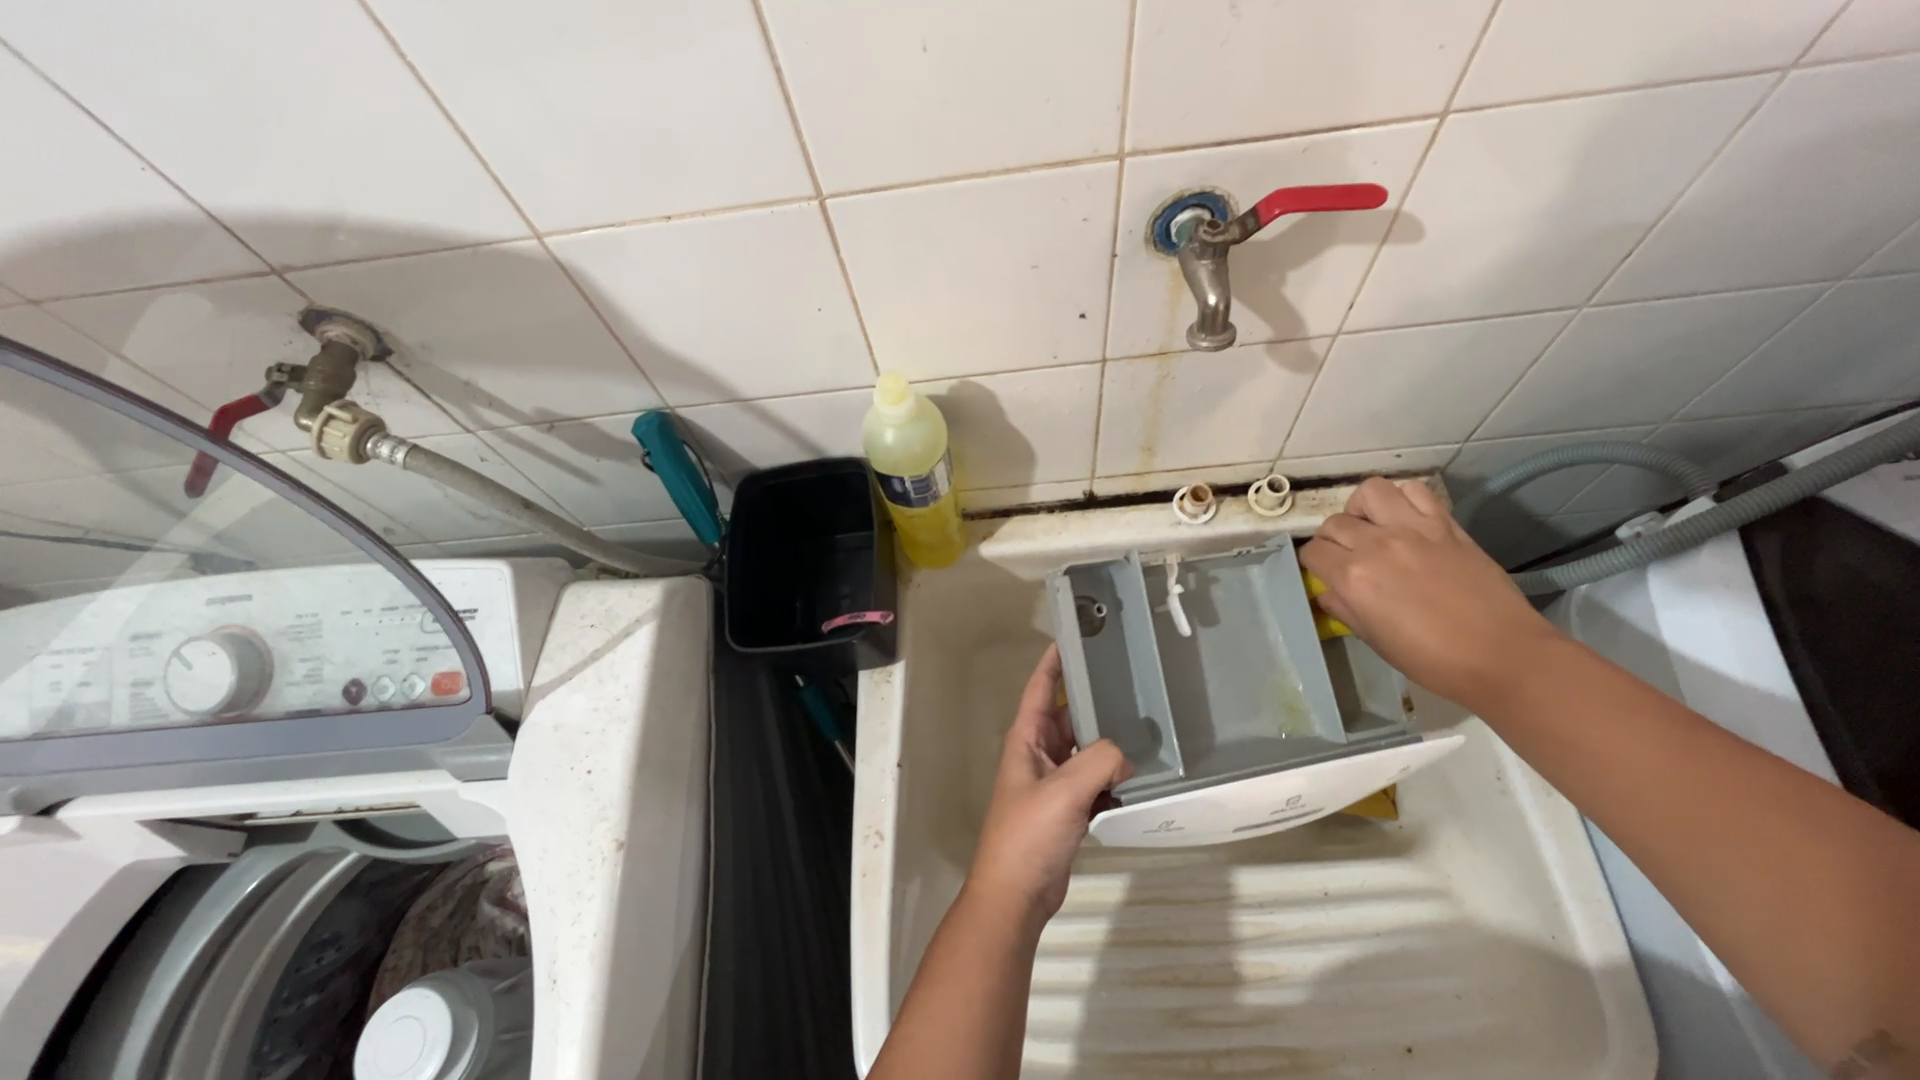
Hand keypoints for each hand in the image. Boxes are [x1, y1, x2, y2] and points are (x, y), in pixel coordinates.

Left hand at [967, 644, 1131, 923]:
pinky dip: (1115, 775)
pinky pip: (1096, 780)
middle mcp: (1039, 755)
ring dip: (1109, 739)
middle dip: (1093, 698)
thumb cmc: (1029, 835)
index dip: (1053, 661)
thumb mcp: (1064, 790)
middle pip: (1068, 715)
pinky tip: (1141, 772)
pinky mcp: (1070, 809)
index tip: (1075, 636)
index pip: (1039, 688)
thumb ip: (1099, 762)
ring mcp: (1055, 783)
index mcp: (1026, 740)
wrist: (1017, 894)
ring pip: (1086, 749)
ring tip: (1146, 720)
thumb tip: (1126, 756)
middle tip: (1130, 677)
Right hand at [1298, 477, 1564, 708]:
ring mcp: (1414, 529)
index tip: (1325, 574)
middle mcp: (1378, 544)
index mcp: (1354, 577)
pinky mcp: (1446, 524)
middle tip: (1347, 556)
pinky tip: (1407, 520)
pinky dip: (1403, 499)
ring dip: (1363, 508)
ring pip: (1371, 491)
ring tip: (1374, 527)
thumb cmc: (1432, 659)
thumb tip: (1329, 592)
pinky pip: (1416, 491)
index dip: (1314, 563)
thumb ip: (1345, 609)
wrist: (1500, 654)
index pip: (1313, 551)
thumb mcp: (1375, 640)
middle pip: (1335, 522)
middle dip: (1333, 539)